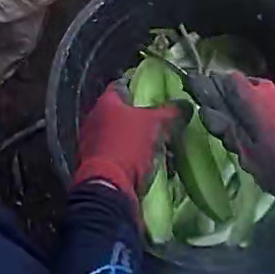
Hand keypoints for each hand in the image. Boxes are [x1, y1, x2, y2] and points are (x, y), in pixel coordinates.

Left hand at [71, 80, 182, 201]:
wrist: (107, 188)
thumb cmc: (128, 147)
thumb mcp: (155, 125)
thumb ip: (170, 112)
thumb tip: (184, 104)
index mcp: (106, 102)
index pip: (121, 86)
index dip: (137, 88)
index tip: (152, 94)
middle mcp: (93, 118)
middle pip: (119, 112)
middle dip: (137, 118)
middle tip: (156, 124)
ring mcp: (90, 142)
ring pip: (116, 135)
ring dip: (131, 140)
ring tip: (152, 149)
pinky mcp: (91, 165)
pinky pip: (112, 155)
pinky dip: (125, 158)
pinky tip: (140, 167)